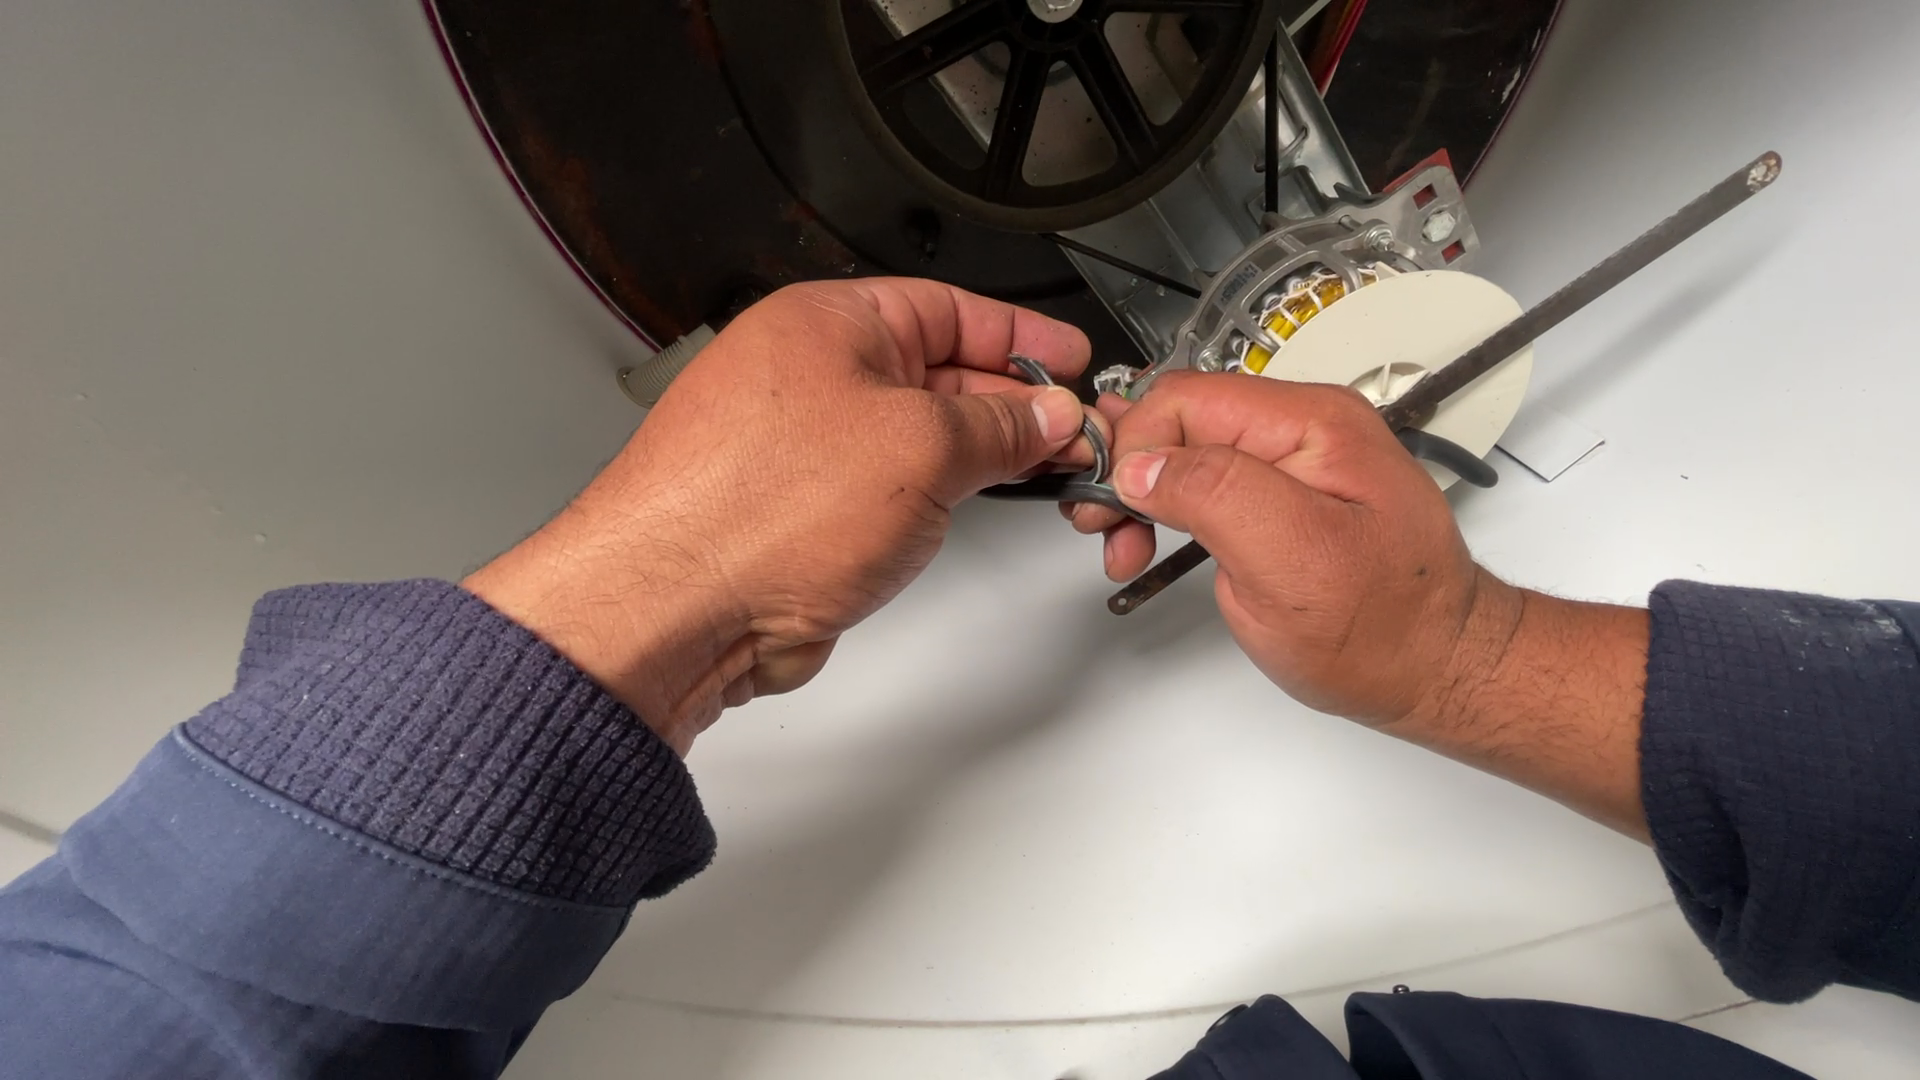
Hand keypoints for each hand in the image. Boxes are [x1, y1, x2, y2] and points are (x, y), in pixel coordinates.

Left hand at [466, 278, 1091, 752]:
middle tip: (1073, 427)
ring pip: (923, 436)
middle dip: (1014, 400)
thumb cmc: (756, 511)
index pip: (947, 309)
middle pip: (941, 373)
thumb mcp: (916, 445)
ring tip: (1045, 465)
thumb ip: (996, 426)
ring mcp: (814, 449)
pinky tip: (984, 500)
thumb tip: (1044, 416)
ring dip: (985, 451)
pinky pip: (901, 487)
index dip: (1018, 333)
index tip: (1069, 357)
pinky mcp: (817, 511)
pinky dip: (948, 492)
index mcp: (827, 327)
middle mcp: (815, 381)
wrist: (682, 610)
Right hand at [1067, 373, 1650, 835]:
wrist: (1431, 668)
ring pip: (1181, 449)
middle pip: (1177, 419)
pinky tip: (1146, 537)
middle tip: (1103, 527)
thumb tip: (1140, 466)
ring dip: (1138, 492)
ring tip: (1123, 544)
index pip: (1186, 399)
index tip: (1114, 507)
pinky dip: (1161, 506)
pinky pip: (1199, 478)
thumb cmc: (1379, 629)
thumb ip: (1213, 494)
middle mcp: (1297, 429)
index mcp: (1309, 425)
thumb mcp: (1291, 561)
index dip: (1136, 447)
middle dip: (1128, 469)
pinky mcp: (1273, 495)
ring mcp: (1285, 462)